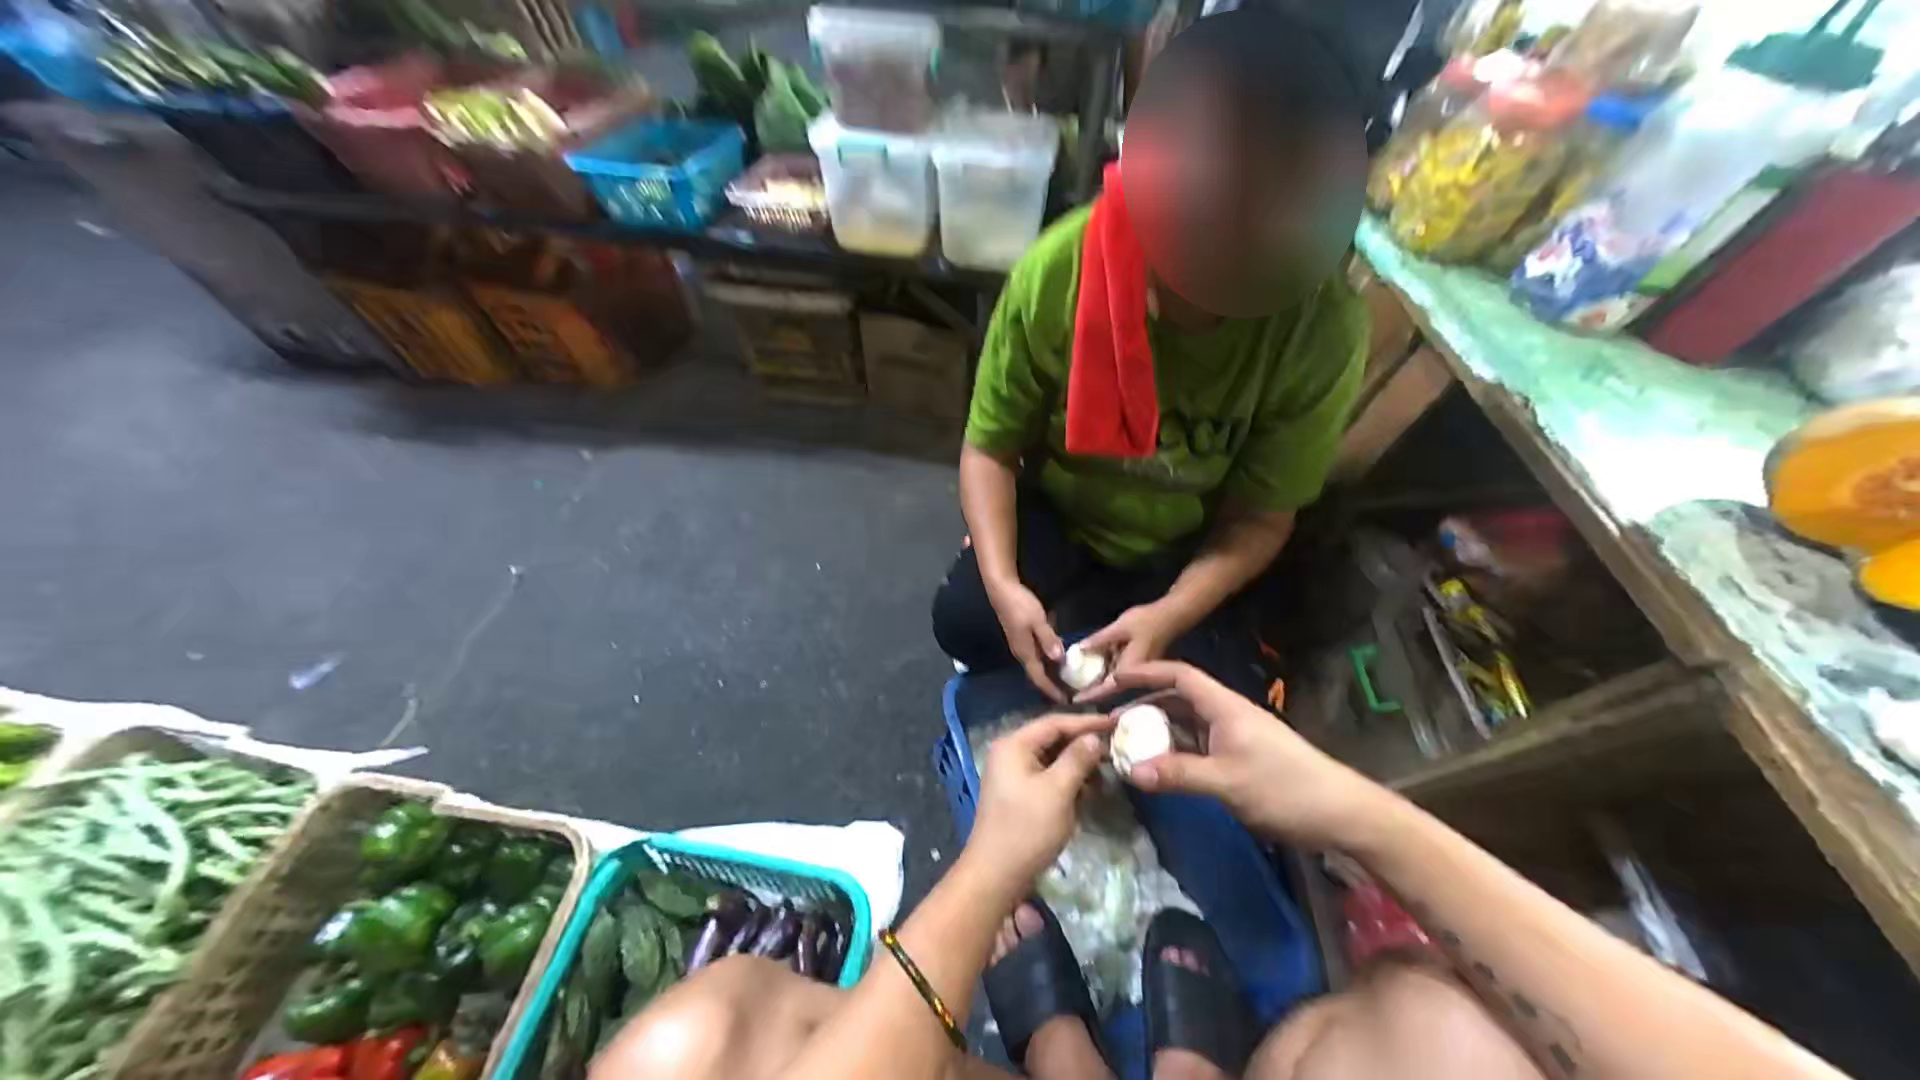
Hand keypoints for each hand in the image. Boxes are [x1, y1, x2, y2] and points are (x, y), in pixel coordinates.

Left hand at [964, 712, 1114, 892]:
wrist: (996, 875)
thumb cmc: (1027, 829)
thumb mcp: (1058, 791)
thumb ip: (1077, 759)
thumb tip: (1094, 738)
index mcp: (1014, 744)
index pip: (1055, 722)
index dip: (1087, 722)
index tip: (1116, 723)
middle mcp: (1010, 752)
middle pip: (1053, 739)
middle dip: (1083, 745)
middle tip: (1115, 750)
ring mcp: (1013, 773)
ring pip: (1052, 759)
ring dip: (1078, 766)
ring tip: (1105, 776)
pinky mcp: (1019, 793)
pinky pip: (1048, 776)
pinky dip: (1068, 781)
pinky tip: (1088, 792)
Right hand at [986, 578, 1066, 702]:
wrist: (1001, 589)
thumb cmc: (1019, 605)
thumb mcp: (1037, 620)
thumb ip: (1048, 639)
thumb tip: (1060, 660)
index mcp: (1025, 652)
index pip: (1039, 678)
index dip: (1052, 690)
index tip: (1066, 702)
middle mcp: (1022, 652)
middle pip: (1038, 675)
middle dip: (1053, 685)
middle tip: (1072, 692)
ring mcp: (1021, 645)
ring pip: (1038, 665)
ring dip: (1051, 673)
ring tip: (1068, 678)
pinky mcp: (1022, 637)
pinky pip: (1037, 655)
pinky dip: (1048, 660)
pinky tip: (1059, 657)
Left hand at [1072, 602, 1181, 698]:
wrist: (1171, 615)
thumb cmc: (1147, 621)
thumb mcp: (1119, 628)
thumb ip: (1099, 639)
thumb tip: (1079, 649)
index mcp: (1130, 670)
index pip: (1107, 688)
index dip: (1090, 696)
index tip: (1074, 702)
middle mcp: (1134, 674)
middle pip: (1109, 686)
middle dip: (1090, 689)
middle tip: (1069, 692)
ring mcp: (1136, 668)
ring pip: (1112, 677)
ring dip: (1096, 678)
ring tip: (1074, 679)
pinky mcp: (1136, 660)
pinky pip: (1117, 666)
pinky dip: (1104, 666)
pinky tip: (1089, 662)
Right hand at [1094, 662, 1392, 849]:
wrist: (1345, 815)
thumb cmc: (1286, 789)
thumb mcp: (1228, 783)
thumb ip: (1178, 774)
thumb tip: (1129, 771)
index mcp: (1224, 706)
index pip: (1178, 675)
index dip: (1144, 673)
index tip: (1112, 679)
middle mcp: (1225, 714)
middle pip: (1176, 697)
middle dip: (1141, 704)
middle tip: (1108, 719)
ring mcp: (1233, 736)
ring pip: (1184, 723)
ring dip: (1156, 730)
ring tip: (1124, 743)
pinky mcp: (1238, 757)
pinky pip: (1195, 744)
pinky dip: (1173, 750)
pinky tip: (1156, 765)